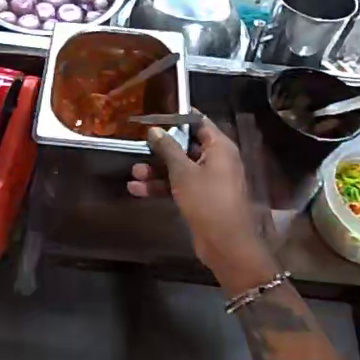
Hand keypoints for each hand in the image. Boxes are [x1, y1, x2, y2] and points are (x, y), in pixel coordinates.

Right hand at [128, 116, 279, 294]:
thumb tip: (154, 130)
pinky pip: (179, 185)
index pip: (199, 121)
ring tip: (133, 173)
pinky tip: (138, 190)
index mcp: (219, 146)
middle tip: (138, 145)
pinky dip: (162, 186)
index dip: (177, 117)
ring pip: (180, 168)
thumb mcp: (183, 172)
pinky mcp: (201, 198)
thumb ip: (167, 148)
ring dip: (157, 170)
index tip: (154, 116)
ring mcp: (209, 180)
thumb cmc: (207, 200)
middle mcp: (216, 159)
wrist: (226, 244)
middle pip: (186, 145)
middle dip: (161, 148)